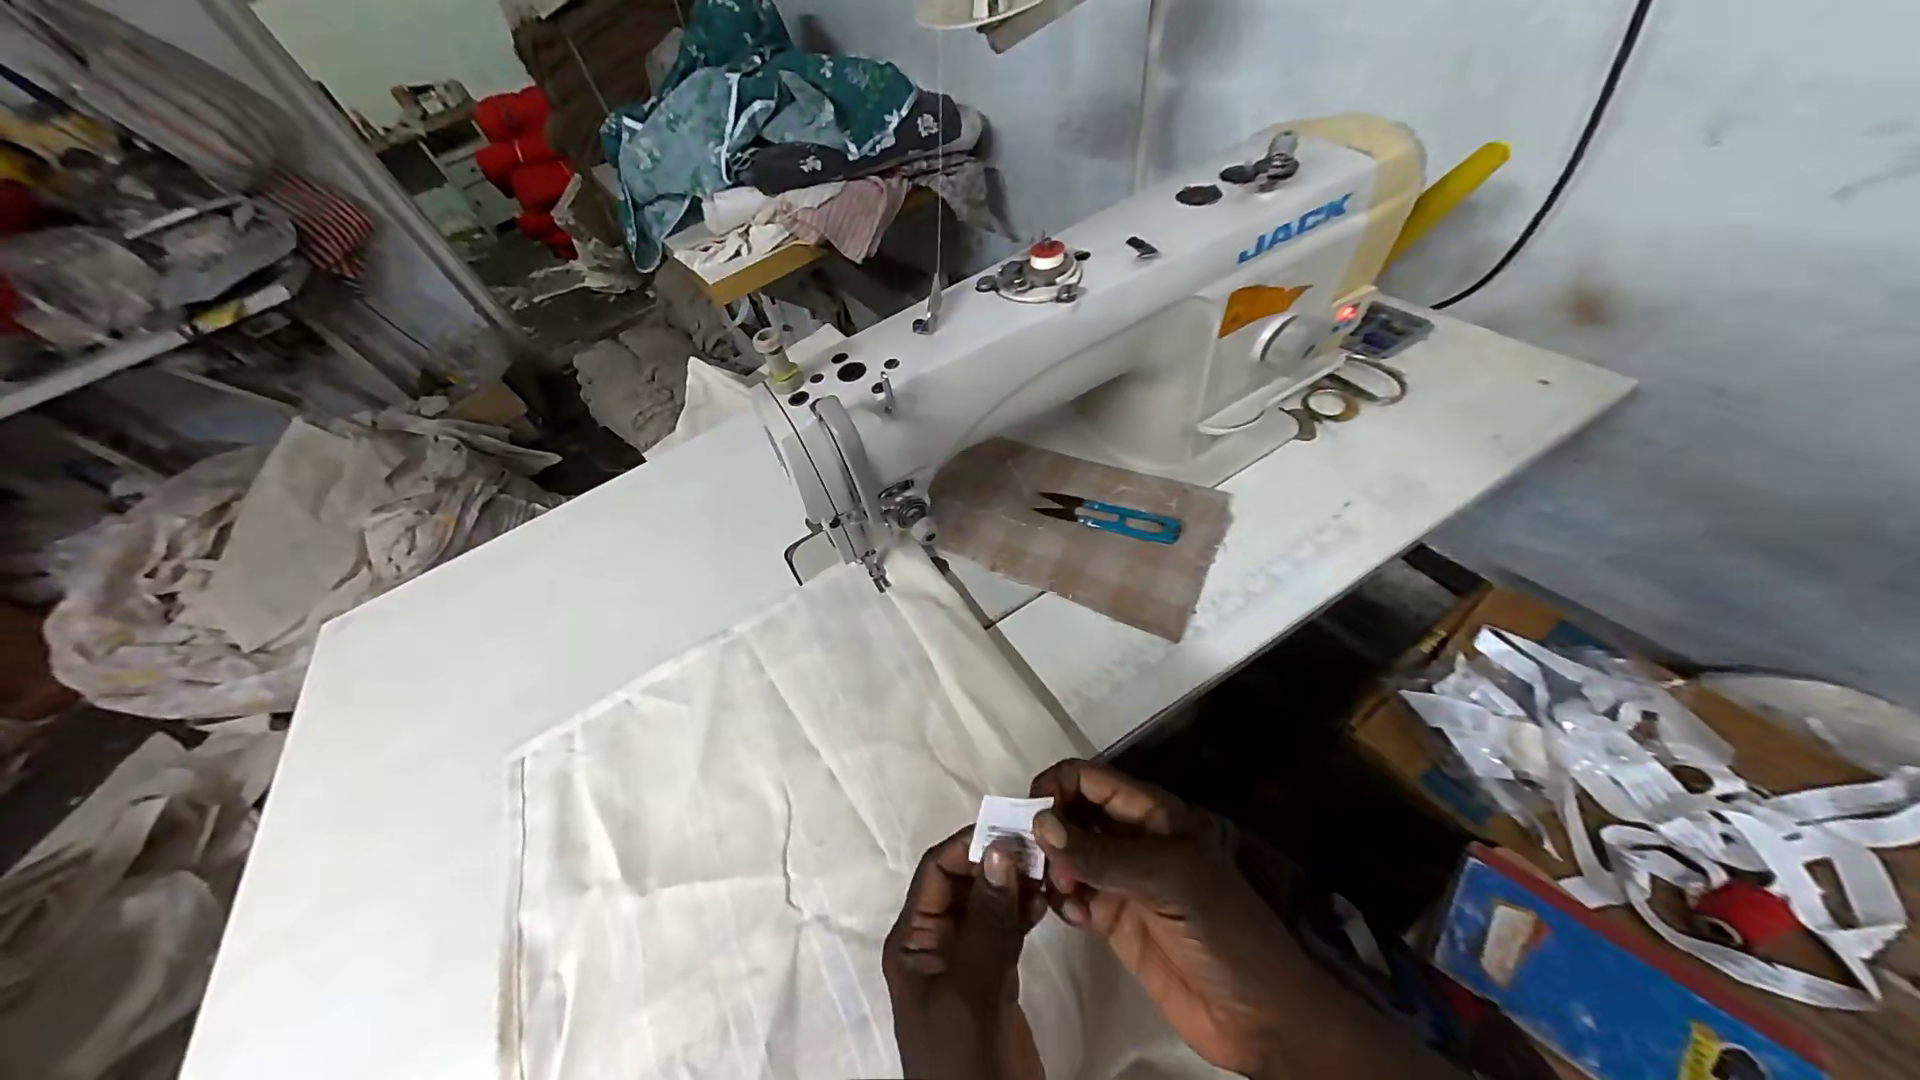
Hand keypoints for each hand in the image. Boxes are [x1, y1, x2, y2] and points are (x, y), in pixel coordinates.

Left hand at [883, 827, 1047, 1079]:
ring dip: (1017, 884)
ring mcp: (968, 958)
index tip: (1011, 828)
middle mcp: (938, 940)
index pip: (937, 872)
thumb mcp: (969, 988)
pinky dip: (1026, 911)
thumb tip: (999, 849)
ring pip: (991, 903)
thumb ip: (986, 920)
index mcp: (913, 939)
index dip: (969, 846)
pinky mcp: (996, 976)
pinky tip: (1049, 900)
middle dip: (998, 862)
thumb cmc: (959, 1057)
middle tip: (1040, 847)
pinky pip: (1009, 929)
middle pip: (966, 882)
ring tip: (1050, 870)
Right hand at [1029, 760, 1299, 1074]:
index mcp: (1148, 812)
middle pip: (1069, 813)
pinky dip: (1061, 900)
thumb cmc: (1223, 929)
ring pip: (1064, 854)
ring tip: (1054, 892)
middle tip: (1030, 860)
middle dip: (1044, 828)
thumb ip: (1101, 855)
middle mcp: (1128, 838)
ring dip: (1049, 866)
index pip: (1087, 779)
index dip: (1055, 787)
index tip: (1030, 819)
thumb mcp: (1167, 881)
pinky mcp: (1112, 918)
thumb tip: (1039, 823)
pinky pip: (1071, 896)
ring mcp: (1119, 879)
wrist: (1260, 1016)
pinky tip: (1074, 917)